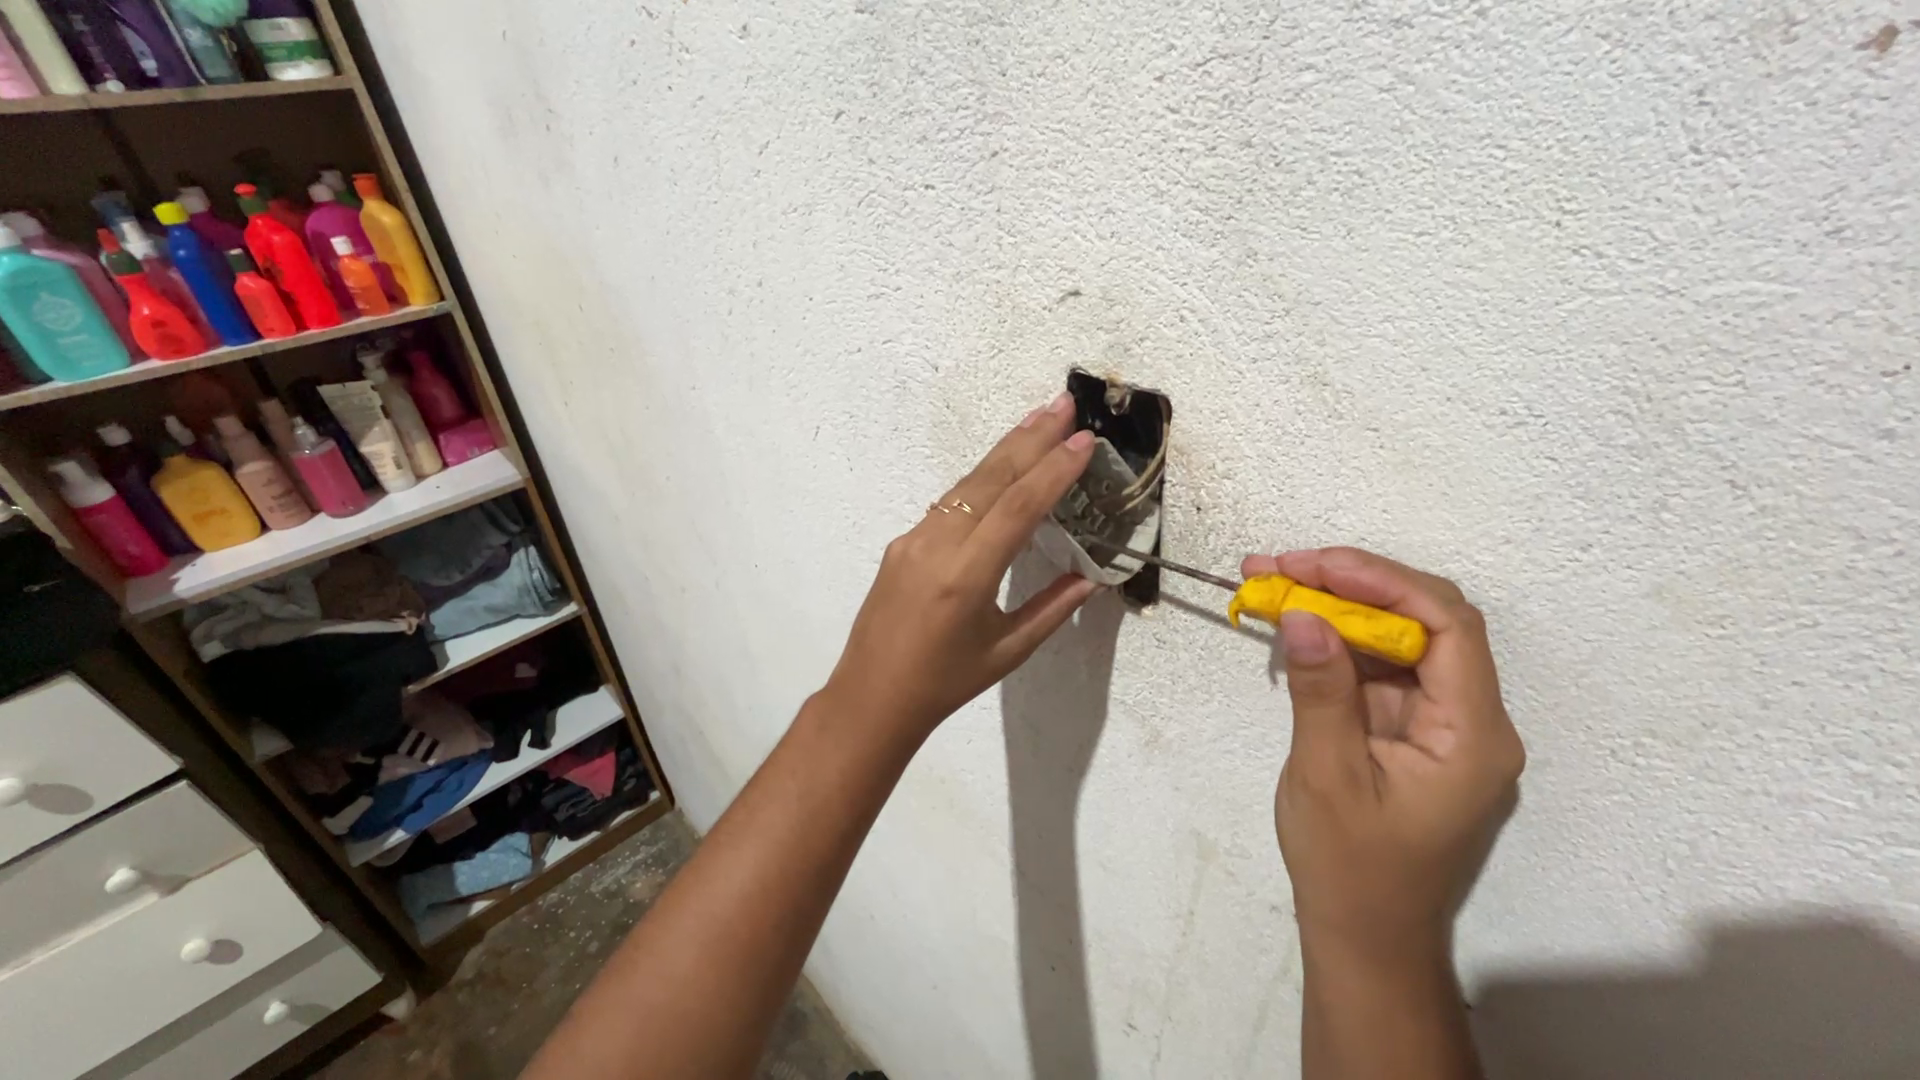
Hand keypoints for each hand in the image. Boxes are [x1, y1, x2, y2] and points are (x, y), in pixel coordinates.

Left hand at [824, 393, 1100, 741]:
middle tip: (1064, 403)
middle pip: (989, 479)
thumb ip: (1052, 609)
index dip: (1052, 470)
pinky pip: (947, 504)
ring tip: (1039, 421)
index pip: (1018, 507)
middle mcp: (935, 547)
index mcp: (965, 577)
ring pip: (965, 485)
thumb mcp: (1007, 651)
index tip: (1083, 439)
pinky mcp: (900, 544)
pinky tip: (1002, 469)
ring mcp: (912, 541)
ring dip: (1004, 451)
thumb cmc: (944, 684)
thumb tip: (1091, 577)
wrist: (870, 697)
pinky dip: (980, 481)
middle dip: (1030, 437)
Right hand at [1246, 547, 1522, 966]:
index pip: (1448, 626)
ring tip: (1271, 582)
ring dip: (1338, 607)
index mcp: (1472, 734)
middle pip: (1426, 621)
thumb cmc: (1350, 866)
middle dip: (1353, 584)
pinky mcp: (1412, 730)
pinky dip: (1337, 642)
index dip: (1383, 581)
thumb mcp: (1327, 776)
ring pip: (1400, 639)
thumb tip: (1304, 614)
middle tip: (1279, 566)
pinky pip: (1381, 668)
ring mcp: (1442, 724)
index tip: (1313, 564)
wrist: (1365, 934)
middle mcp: (1471, 719)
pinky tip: (1293, 625)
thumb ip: (1322, 692)